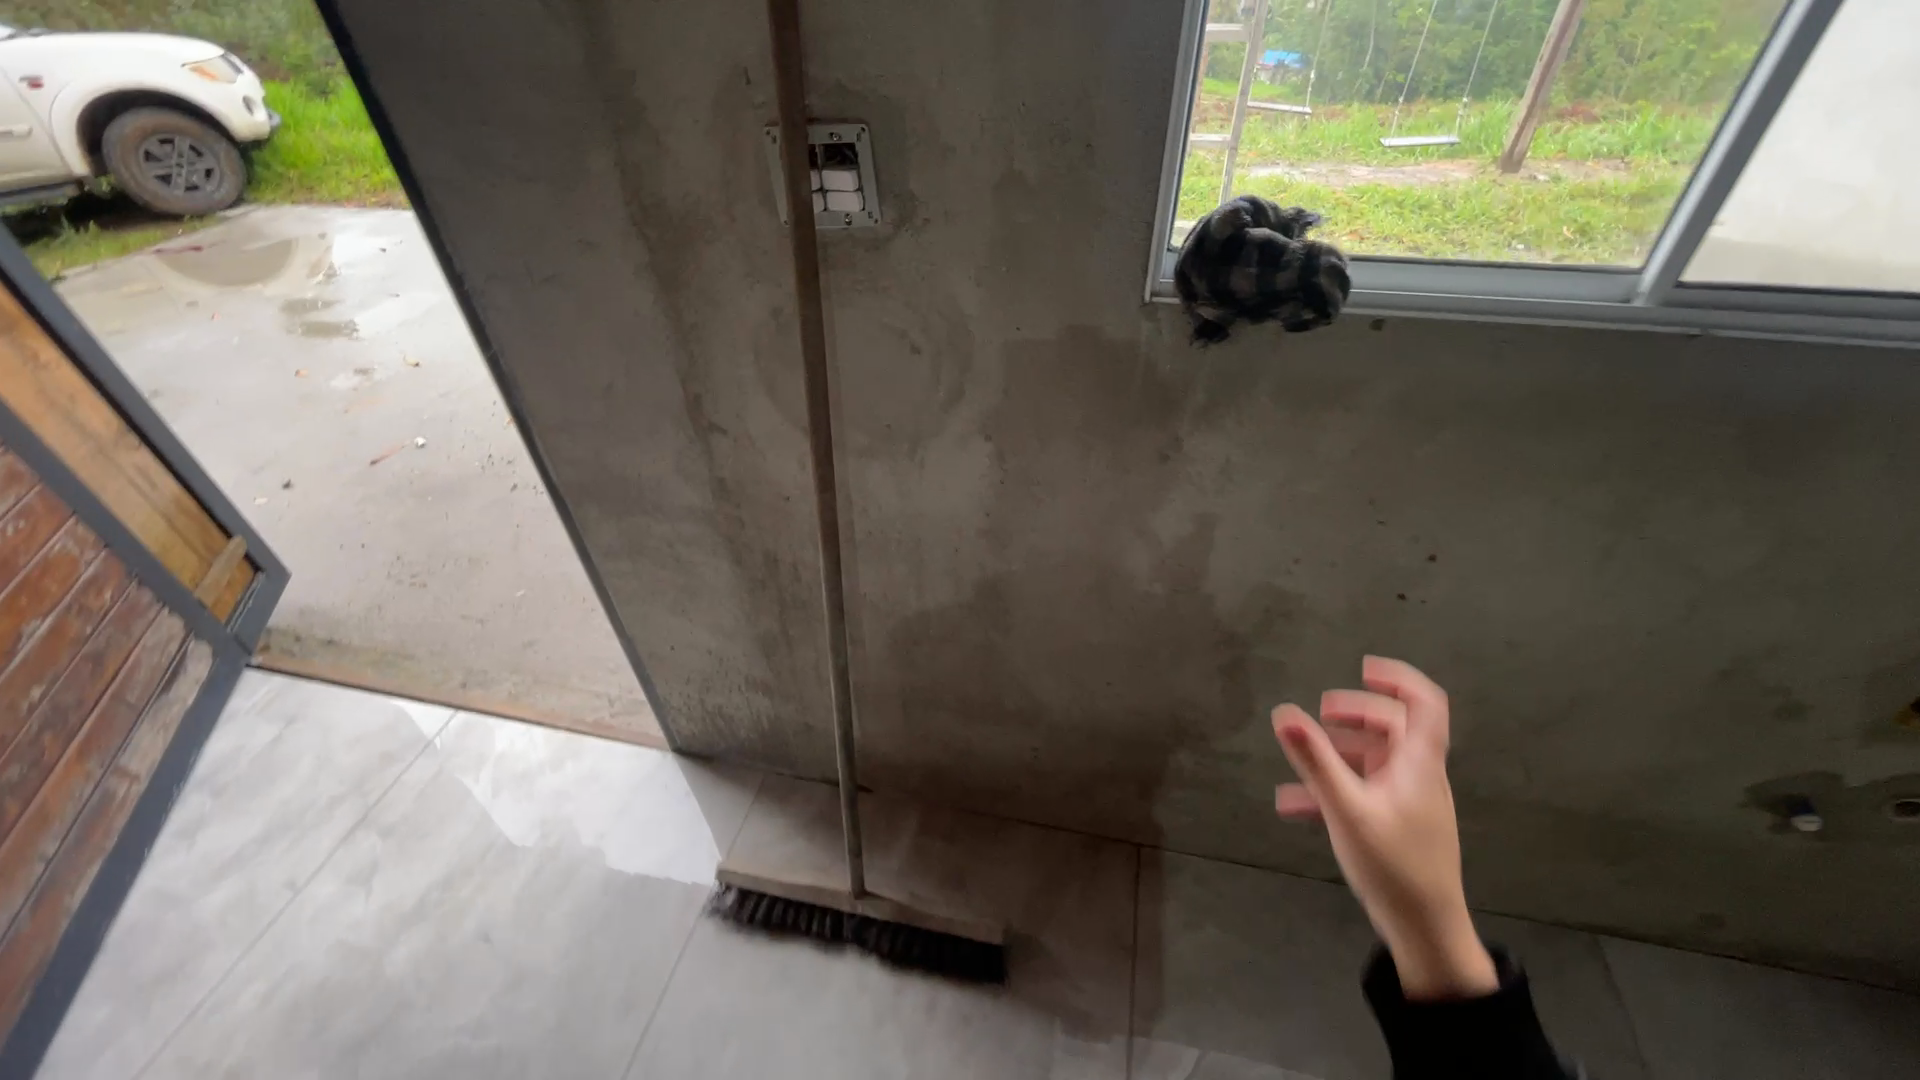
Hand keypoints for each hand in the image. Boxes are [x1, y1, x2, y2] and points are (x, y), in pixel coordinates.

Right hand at [1272, 656, 1497, 999]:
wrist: (1425, 929)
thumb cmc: (1392, 864)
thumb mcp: (1345, 809)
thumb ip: (1314, 760)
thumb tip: (1284, 712)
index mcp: (1418, 764)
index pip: (1425, 704)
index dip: (1399, 678)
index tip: (1363, 668)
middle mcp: (1418, 775)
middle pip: (1394, 726)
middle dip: (1355, 713)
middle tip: (1321, 711)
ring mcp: (1409, 800)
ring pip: (1374, 759)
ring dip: (1337, 751)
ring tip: (1300, 755)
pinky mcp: (1396, 822)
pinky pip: (1363, 790)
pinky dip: (1333, 787)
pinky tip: (1294, 805)